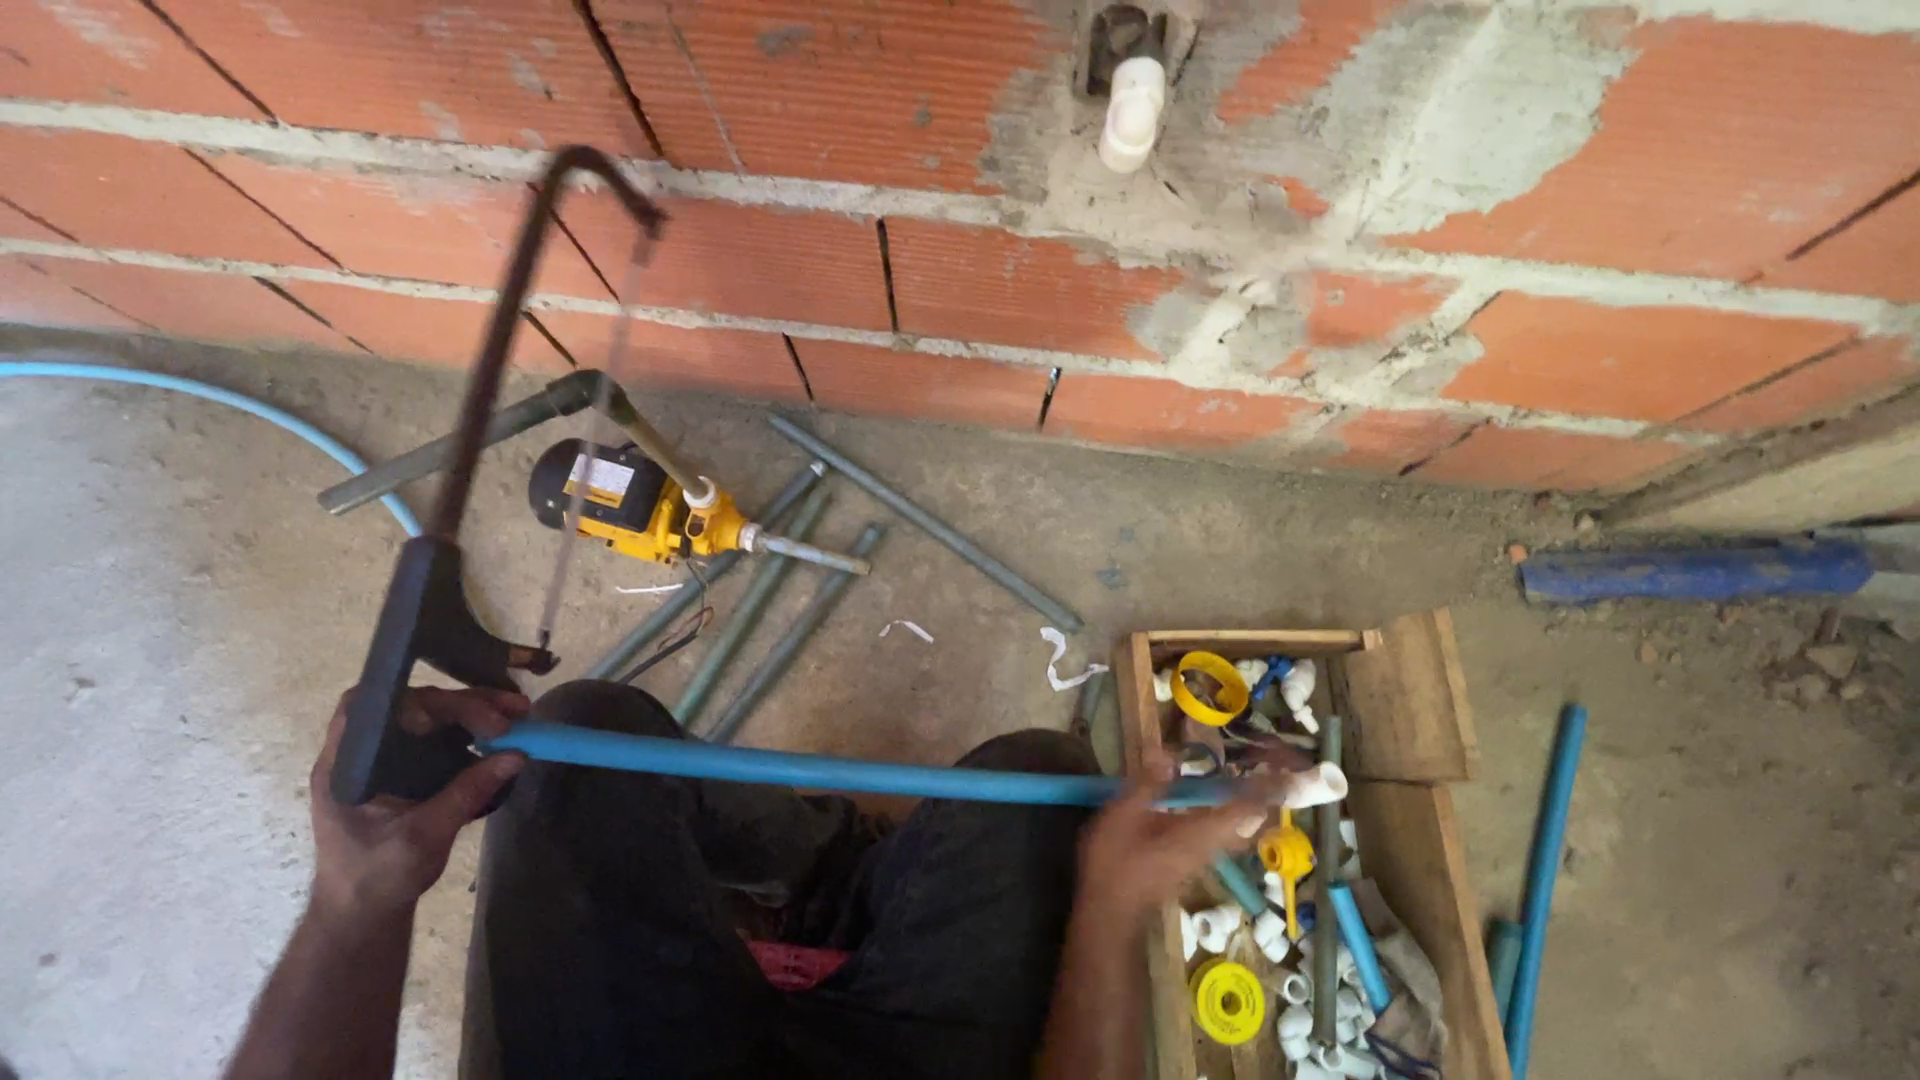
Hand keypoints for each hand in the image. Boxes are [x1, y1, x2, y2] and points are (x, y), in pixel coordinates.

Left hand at [308, 686, 528, 920]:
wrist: (365, 914)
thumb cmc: (377, 878)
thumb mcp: (424, 836)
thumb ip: (467, 793)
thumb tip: (517, 755)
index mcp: (348, 767)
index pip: (366, 707)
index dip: (407, 694)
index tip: (459, 704)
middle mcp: (367, 755)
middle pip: (413, 707)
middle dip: (465, 703)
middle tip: (514, 710)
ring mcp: (391, 761)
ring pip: (434, 719)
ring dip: (478, 712)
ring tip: (520, 715)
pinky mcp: (412, 771)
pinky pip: (444, 738)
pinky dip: (475, 731)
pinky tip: (504, 736)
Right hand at [1072, 748, 1291, 933]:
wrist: (1109, 913)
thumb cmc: (1114, 863)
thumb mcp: (1122, 817)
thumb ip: (1147, 786)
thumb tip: (1167, 754)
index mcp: (1199, 834)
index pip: (1245, 808)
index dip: (1265, 786)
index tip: (1279, 762)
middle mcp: (1210, 848)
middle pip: (1250, 822)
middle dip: (1264, 795)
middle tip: (1271, 768)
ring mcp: (1203, 859)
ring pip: (1238, 830)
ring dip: (1247, 804)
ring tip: (1249, 779)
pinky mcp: (1192, 863)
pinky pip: (1221, 835)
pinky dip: (1228, 814)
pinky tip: (1210, 801)